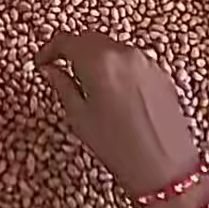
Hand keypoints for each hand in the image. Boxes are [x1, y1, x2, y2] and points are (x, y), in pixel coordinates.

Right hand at [35, 31, 199, 195]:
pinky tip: (112, 90)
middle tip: (59, 68)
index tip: (41, 62)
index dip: (49, 49)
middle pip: (90, 38)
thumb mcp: (80, 117)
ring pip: (111, 47)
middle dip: (72, 49)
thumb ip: (63, 85)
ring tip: (86, 82)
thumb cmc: (118, 147)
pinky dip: (116, 67)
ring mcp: (145, 60)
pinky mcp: (159, 72)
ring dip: (95, 57)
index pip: (67, 40)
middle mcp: (123, 52)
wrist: (167, 169)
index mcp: (99, 61)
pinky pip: (130, 60)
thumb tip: (50, 69)